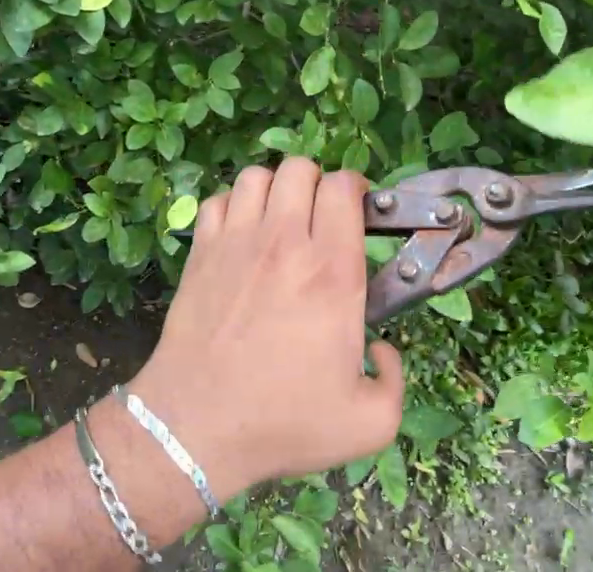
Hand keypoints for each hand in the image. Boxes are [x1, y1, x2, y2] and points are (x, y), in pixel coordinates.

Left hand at [125, 159, 404, 501]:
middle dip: (317, 182)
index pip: (344, 188)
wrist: (199, 423)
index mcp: (332, 272)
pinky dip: (233, 205)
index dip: (355, 189)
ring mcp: (237, 241)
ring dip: (274, 189)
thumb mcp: (369, 422)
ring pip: (257, 175)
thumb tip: (384, 350)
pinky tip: (241, 232)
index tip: (358, 212)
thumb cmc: (284, 421)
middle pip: (300, 168)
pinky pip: (218, 199)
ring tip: (280, 218)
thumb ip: (394, 379)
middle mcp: (285, 243)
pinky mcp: (201, 251)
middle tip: (319, 215)